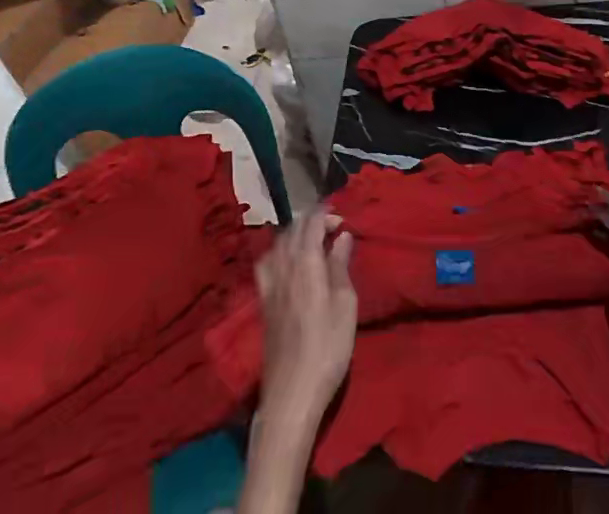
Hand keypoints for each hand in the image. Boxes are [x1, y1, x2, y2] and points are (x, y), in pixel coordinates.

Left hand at [256, 212, 356, 425]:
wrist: (291, 393)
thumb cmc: (327, 348)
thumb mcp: (345, 305)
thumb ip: (340, 266)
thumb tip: (342, 237)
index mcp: (304, 264)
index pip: (310, 225)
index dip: (325, 215)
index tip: (342, 217)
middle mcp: (282, 268)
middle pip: (291, 231)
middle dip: (310, 222)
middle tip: (333, 227)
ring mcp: (269, 286)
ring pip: (277, 245)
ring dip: (294, 234)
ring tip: (313, 240)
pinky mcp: (263, 303)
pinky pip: (267, 263)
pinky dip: (279, 251)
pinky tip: (288, 262)